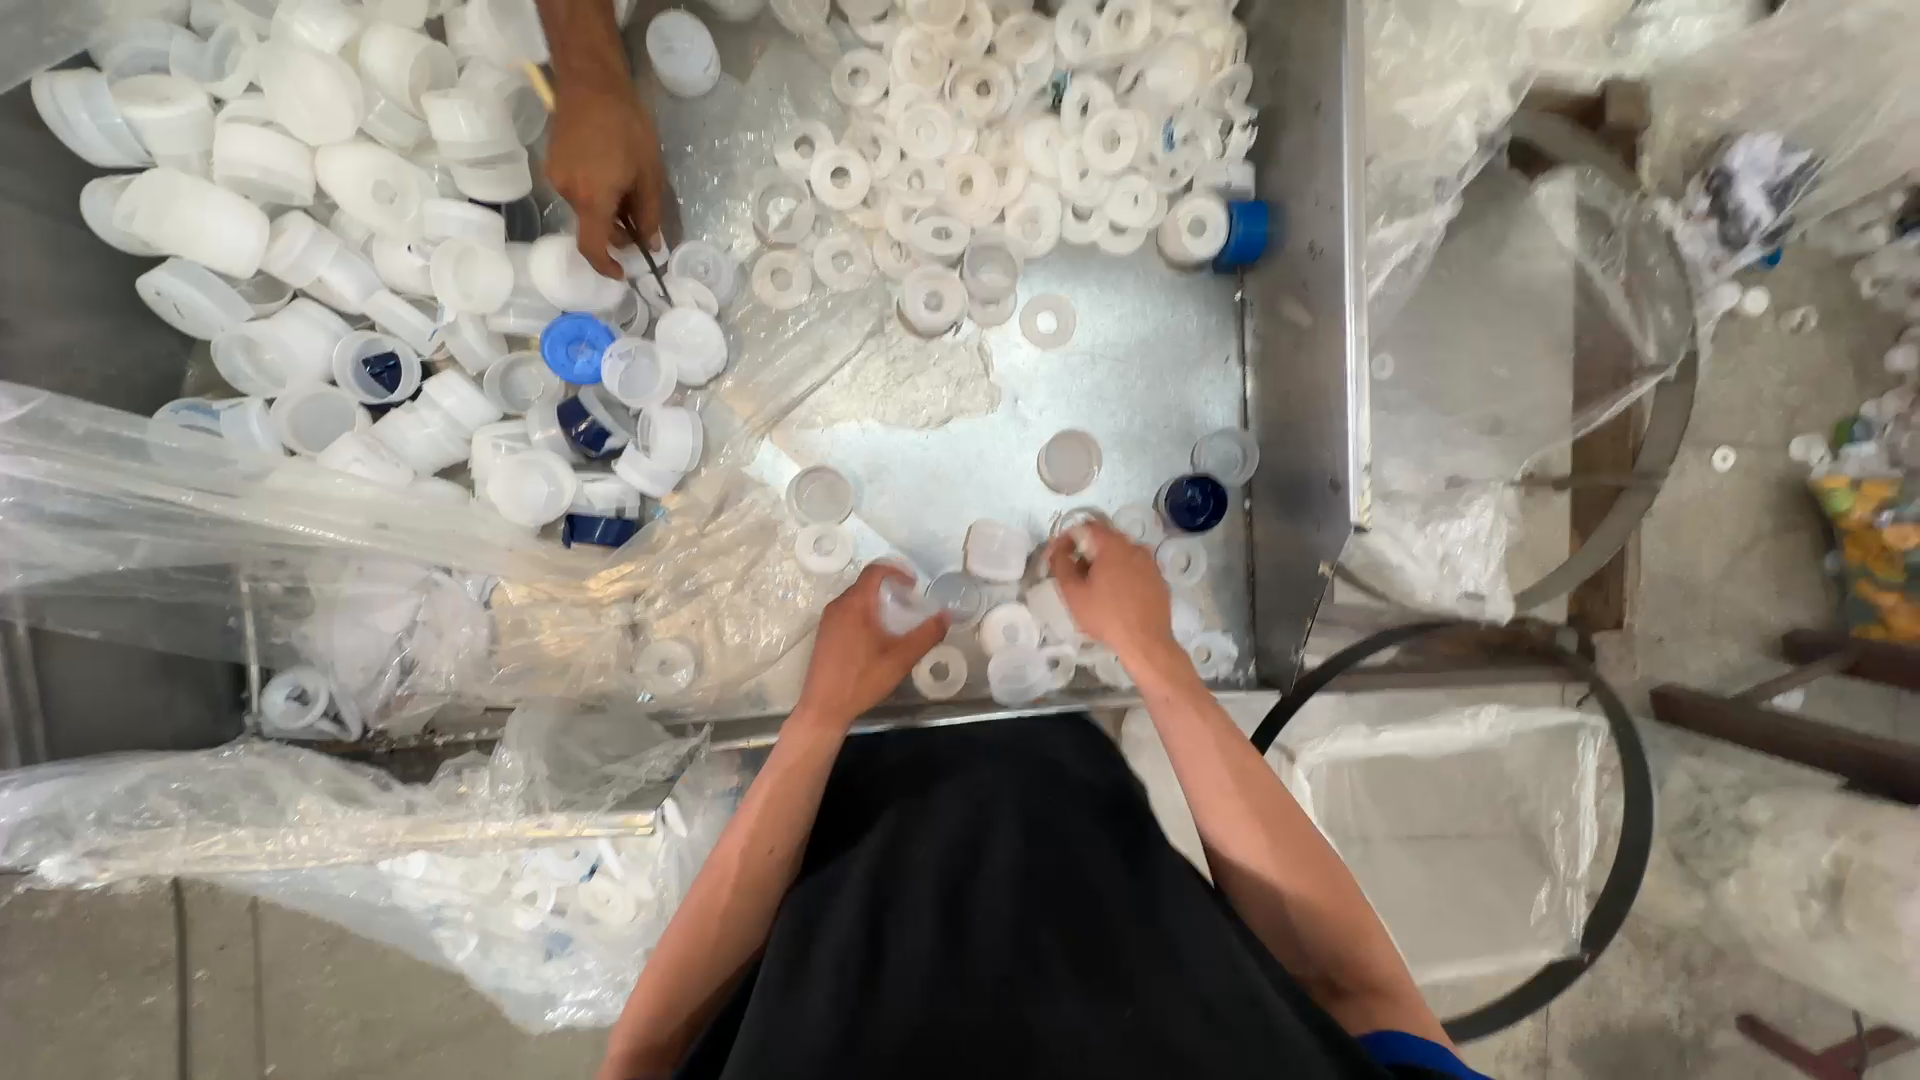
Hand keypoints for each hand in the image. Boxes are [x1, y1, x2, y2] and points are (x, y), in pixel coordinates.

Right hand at [544, 84, 668, 278]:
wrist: (591, 82)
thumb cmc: (627, 129)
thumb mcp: (649, 177)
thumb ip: (650, 216)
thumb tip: (651, 244)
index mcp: (591, 200)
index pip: (592, 248)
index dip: (606, 267)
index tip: (621, 274)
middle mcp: (567, 193)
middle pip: (592, 228)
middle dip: (617, 233)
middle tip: (642, 222)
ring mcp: (557, 176)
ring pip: (586, 210)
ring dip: (609, 212)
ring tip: (630, 189)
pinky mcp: (554, 162)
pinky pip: (578, 191)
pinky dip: (597, 195)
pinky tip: (614, 175)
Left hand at [795, 564, 950, 726]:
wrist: (824, 707)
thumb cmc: (862, 679)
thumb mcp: (901, 658)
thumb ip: (926, 634)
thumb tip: (946, 616)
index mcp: (855, 605)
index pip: (875, 571)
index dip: (896, 570)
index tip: (913, 585)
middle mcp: (838, 606)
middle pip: (865, 584)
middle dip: (889, 587)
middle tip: (909, 603)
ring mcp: (827, 620)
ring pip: (855, 599)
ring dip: (876, 601)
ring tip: (895, 620)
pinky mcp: (824, 634)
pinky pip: (847, 612)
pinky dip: (864, 613)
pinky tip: (875, 637)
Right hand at [1045, 521, 1180, 666]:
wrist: (1145, 642)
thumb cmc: (1106, 616)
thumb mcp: (1073, 592)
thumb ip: (1061, 565)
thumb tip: (1057, 550)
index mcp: (1113, 545)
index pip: (1087, 526)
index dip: (1068, 537)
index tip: (1059, 555)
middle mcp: (1135, 547)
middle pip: (1105, 540)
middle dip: (1086, 552)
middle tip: (1074, 574)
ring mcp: (1151, 563)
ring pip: (1122, 555)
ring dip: (1105, 564)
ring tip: (1094, 588)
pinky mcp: (1159, 580)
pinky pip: (1135, 569)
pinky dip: (1122, 575)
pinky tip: (1116, 597)